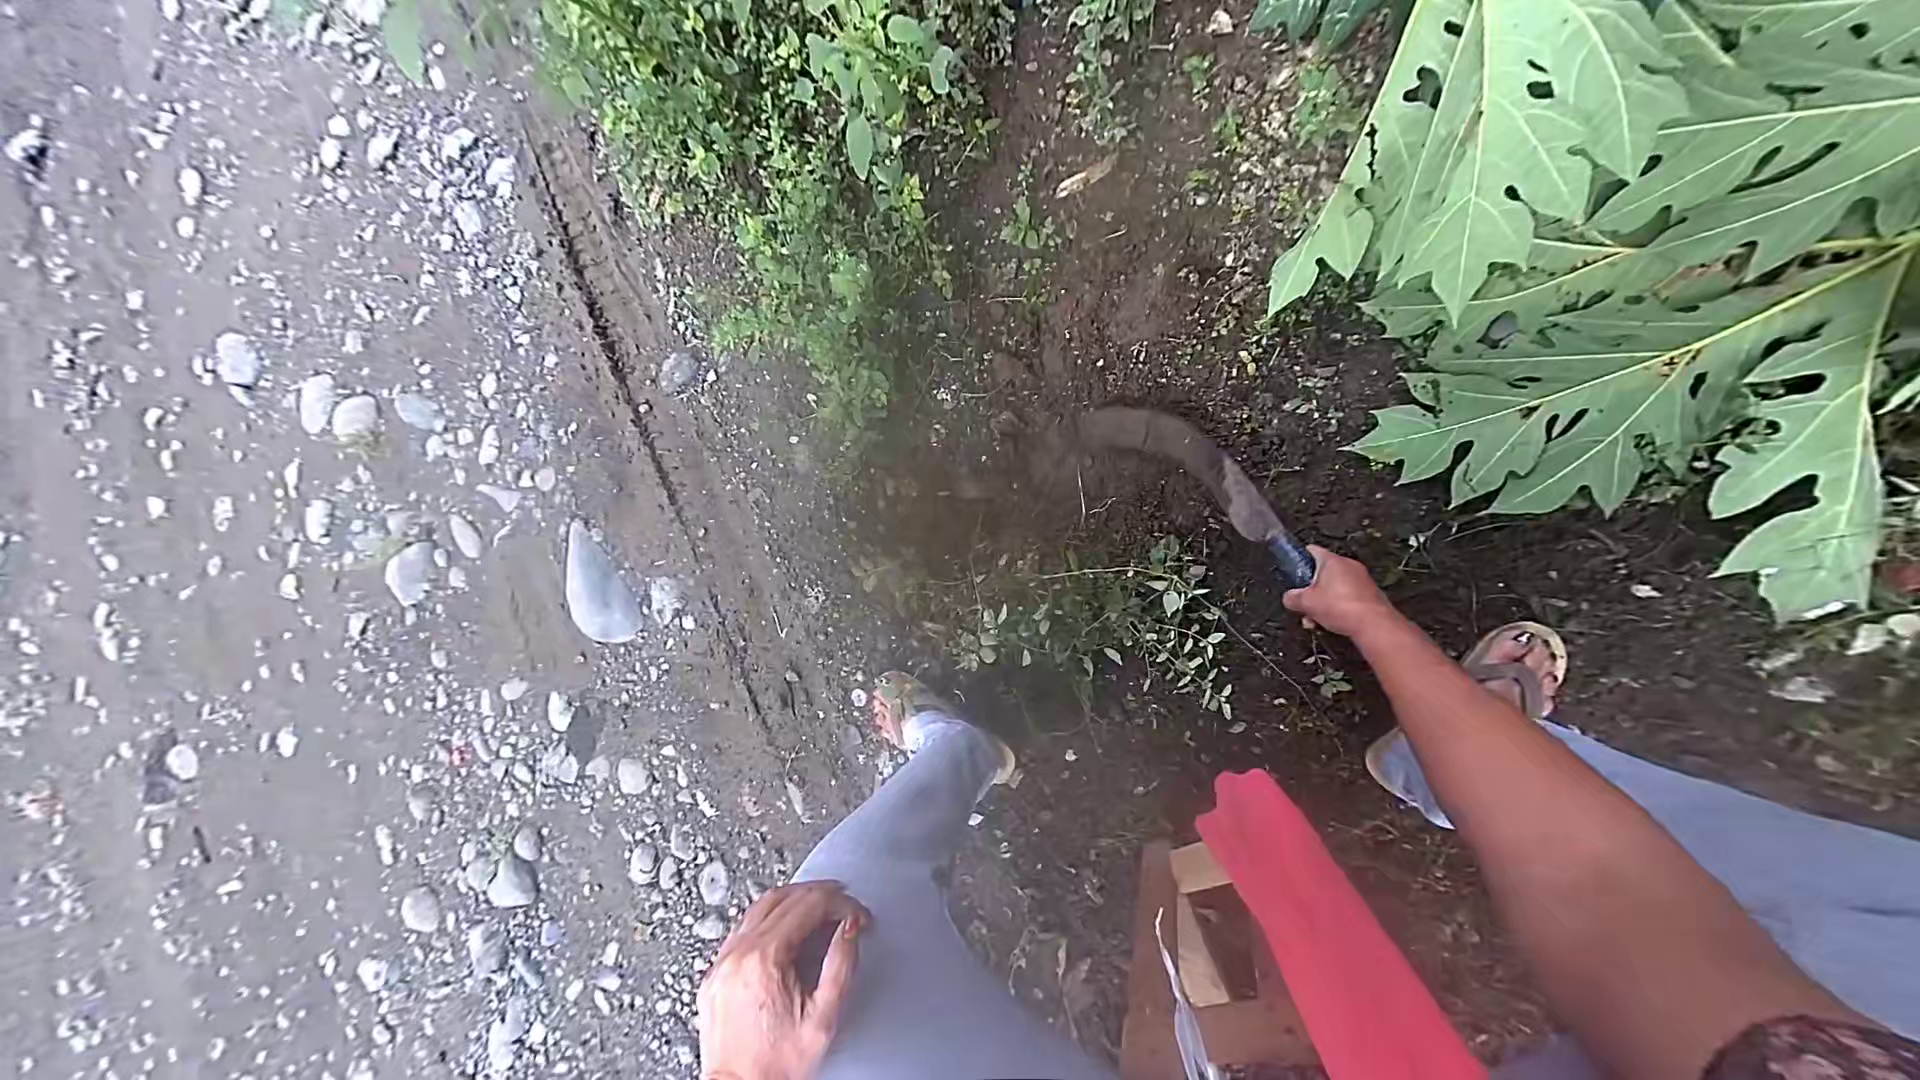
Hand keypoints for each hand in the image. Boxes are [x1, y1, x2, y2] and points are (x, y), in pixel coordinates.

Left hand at [697, 881, 869, 1079]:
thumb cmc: (776, 1067)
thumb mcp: (823, 1019)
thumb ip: (841, 966)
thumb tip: (850, 928)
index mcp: (764, 959)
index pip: (809, 905)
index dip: (840, 903)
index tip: (856, 915)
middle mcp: (739, 953)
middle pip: (786, 897)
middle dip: (822, 894)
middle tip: (844, 902)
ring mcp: (723, 960)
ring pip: (762, 904)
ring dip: (795, 897)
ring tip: (820, 903)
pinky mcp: (716, 971)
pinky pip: (744, 924)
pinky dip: (770, 914)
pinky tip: (786, 922)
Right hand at [1282, 545, 1400, 639]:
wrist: (1373, 625)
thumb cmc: (1342, 607)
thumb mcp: (1305, 602)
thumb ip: (1292, 598)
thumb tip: (1289, 598)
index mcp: (1333, 561)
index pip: (1311, 551)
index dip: (1298, 559)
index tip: (1292, 570)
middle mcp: (1349, 566)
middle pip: (1322, 573)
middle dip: (1310, 588)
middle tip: (1304, 601)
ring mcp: (1362, 580)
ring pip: (1334, 587)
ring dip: (1323, 600)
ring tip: (1316, 617)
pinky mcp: (1370, 594)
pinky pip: (1347, 597)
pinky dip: (1338, 607)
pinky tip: (1331, 622)